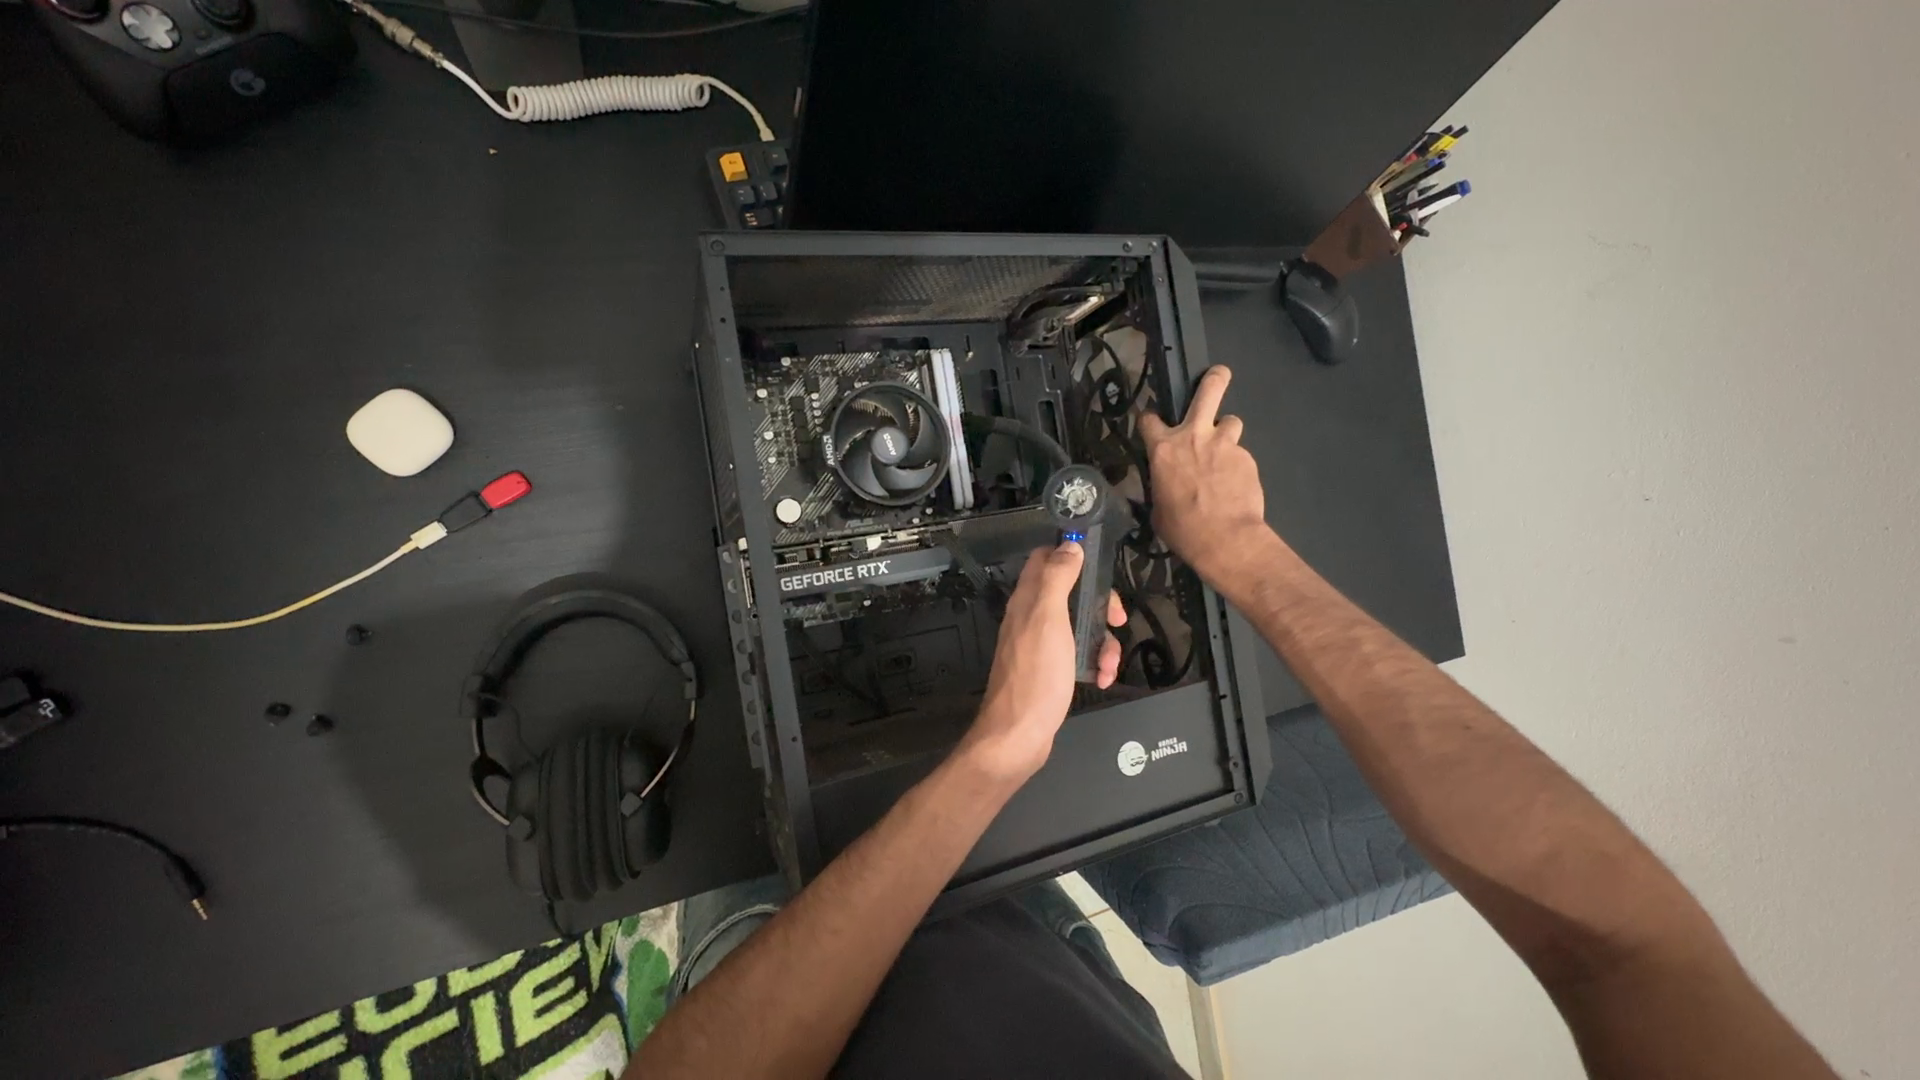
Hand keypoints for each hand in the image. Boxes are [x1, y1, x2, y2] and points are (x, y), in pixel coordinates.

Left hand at [959, 543, 1125, 783]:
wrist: (1019, 735)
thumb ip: (1057, 579)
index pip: (1046, 560)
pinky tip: (1100, 679)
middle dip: (1099, 604)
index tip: (1101, 568)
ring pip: (1080, 627)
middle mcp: (1031, 618)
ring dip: (1102, 641)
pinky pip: (1078, 656)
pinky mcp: (1049, 670)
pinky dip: (1094, 664)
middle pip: (1072, 593)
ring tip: (1108, 664)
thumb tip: (1069, 546)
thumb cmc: (1035, 676)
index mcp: (1028, 600)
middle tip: (1117, 619)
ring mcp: (1040, 645)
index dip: (1072, 557)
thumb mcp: (1049, 619)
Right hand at [1139, 366, 1276, 585]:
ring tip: (1226, 452)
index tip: (1151, 424)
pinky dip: (1237, 465)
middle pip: (1208, 390)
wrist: (1225, 539)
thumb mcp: (1157, 508)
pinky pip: (1241, 454)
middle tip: (1218, 375)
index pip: (1149, 419)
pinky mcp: (1248, 458)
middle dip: (1214, 379)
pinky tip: (1236, 485)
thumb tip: (1165, 487)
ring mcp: (1225, 444)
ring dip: (1227, 433)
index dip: (1149, 420)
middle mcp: (1194, 437)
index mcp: (1163, 449)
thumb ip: (1161, 486)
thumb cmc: (1182, 528)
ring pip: (1231, 422)